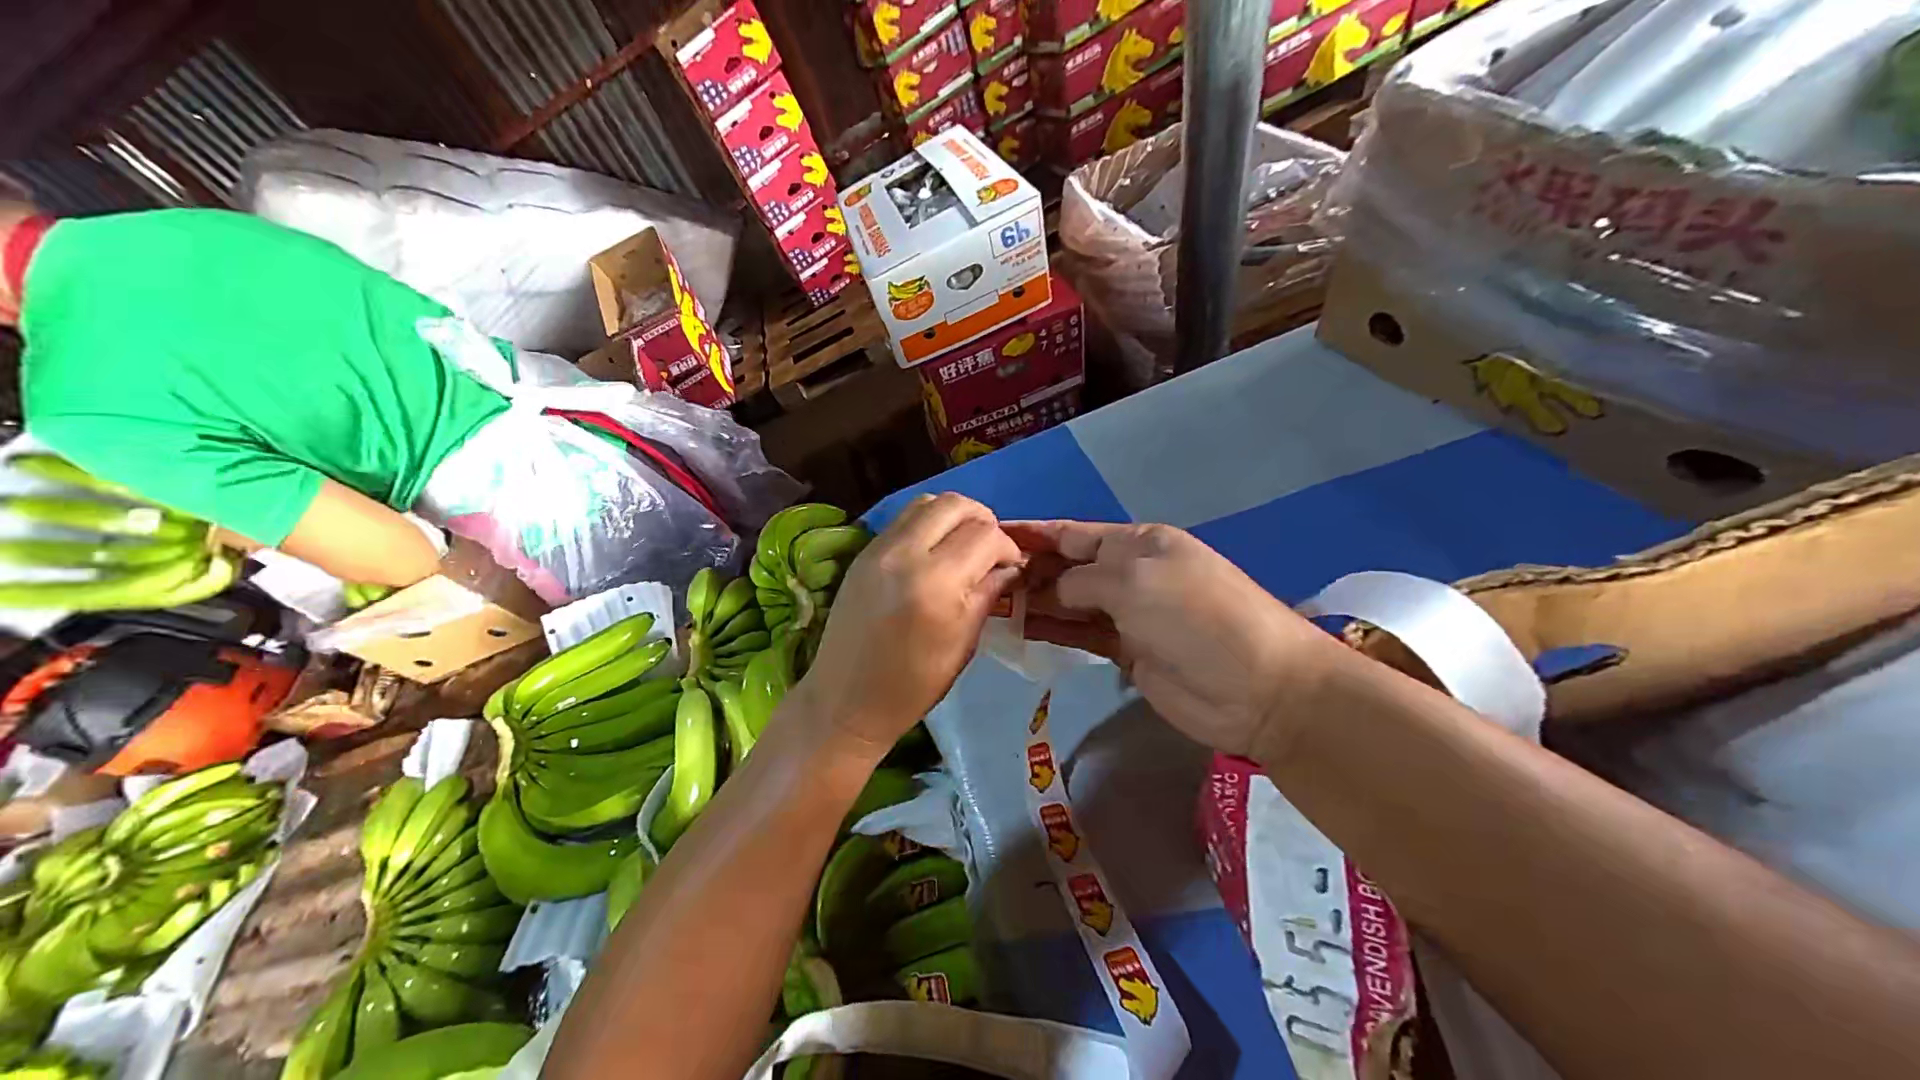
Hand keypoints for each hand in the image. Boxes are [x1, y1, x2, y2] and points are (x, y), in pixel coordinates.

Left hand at [799, 494, 1024, 754]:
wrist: (844, 700)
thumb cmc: (911, 686)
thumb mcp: (963, 644)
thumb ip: (987, 595)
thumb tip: (1010, 566)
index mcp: (935, 583)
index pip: (984, 535)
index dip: (1007, 547)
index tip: (1011, 566)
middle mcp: (905, 553)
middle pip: (955, 504)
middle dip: (982, 520)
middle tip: (989, 549)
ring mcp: (878, 548)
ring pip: (927, 502)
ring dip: (954, 516)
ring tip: (962, 546)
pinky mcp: (862, 552)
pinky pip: (903, 519)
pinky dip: (927, 524)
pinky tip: (934, 553)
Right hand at [1007, 521, 1349, 759]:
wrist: (1259, 687)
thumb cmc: (1196, 617)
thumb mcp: (1134, 582)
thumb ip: (1081, 581)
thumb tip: (1046, 590)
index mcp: (1138, 542)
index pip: (1073, 533)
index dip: (1032, 533)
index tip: (989, 535)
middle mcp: (1130, 573)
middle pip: (1067, 567)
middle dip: (1027, 570)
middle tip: (978, 581)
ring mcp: (1129, 614)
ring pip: (1069, 603)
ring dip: (1033, 603)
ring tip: (988, 607)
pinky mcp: (1127, 652)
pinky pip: (1080, 636)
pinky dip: (1051, 632)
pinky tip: (1019, 631)